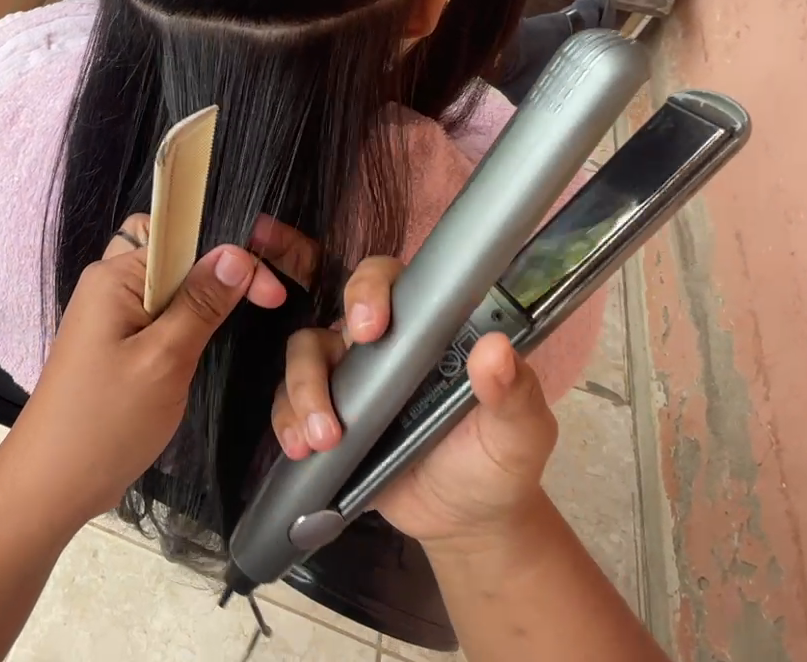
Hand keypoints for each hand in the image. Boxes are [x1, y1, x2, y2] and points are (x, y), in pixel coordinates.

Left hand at [0, 214, 287, 526]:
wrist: (53, 480)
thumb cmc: (106, 422)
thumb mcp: (164, 360)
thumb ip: (200, 304)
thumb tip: (236, 254)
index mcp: (113, 276)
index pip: (180, 238)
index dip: (227, 257)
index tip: (270, 291)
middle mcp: (107, 285)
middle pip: (170, 254)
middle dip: (211, 272)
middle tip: (253, 302)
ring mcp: (108, 315)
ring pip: (165, 286)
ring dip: (198, 301)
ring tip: (232, 325)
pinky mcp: (114, 343)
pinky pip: (154, 314)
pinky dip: (182, 323)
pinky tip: (203, 344)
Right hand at [270, 256, 558, 543]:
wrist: (466, 522)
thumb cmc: (497, 464)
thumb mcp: (518, 433)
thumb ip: (514, 392)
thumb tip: (496, 347)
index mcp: (423, 332)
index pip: (386, 283)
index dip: (367, 291)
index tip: (369, 327)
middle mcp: (378, 347)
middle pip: (326, 322)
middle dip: (314, 360)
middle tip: (327, 404)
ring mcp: (346, 380)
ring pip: (301, 361)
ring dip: (301, 396)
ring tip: (321, 441)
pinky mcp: (325, 414)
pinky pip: (288, 404)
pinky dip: (287, 422)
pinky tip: (302, 449)